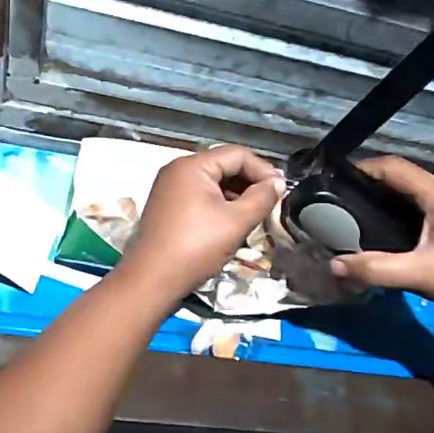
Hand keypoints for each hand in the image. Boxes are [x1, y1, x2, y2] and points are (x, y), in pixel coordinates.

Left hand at [118, 145, 285, 297]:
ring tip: (255, 214)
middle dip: (249, 182)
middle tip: (270, 203)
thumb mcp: (236, 222)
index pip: (237, 154)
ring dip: (235, 194)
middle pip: (223, 165)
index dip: (263, 170)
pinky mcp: (166, 205)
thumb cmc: (195, 247)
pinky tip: (232, 221)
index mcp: (191, 166)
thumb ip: (261, 198)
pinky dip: (218, 203)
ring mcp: (168, 188)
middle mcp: (177, 170)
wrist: (152, 278)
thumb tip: (278, 183)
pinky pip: (198, 195)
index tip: (281, 191)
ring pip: (211, 182)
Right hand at [329, 156, 433, 326]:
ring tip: (368, 224)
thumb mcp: (420, 276)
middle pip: (407, 180)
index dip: (363, 169)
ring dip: (395, 205)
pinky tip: (404, 238)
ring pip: (422, 195)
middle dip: (375, 191)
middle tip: (346, 210)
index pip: (394, 167)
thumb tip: (334, 266)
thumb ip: (374, 269)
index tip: (336, 182)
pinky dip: (414, 215)